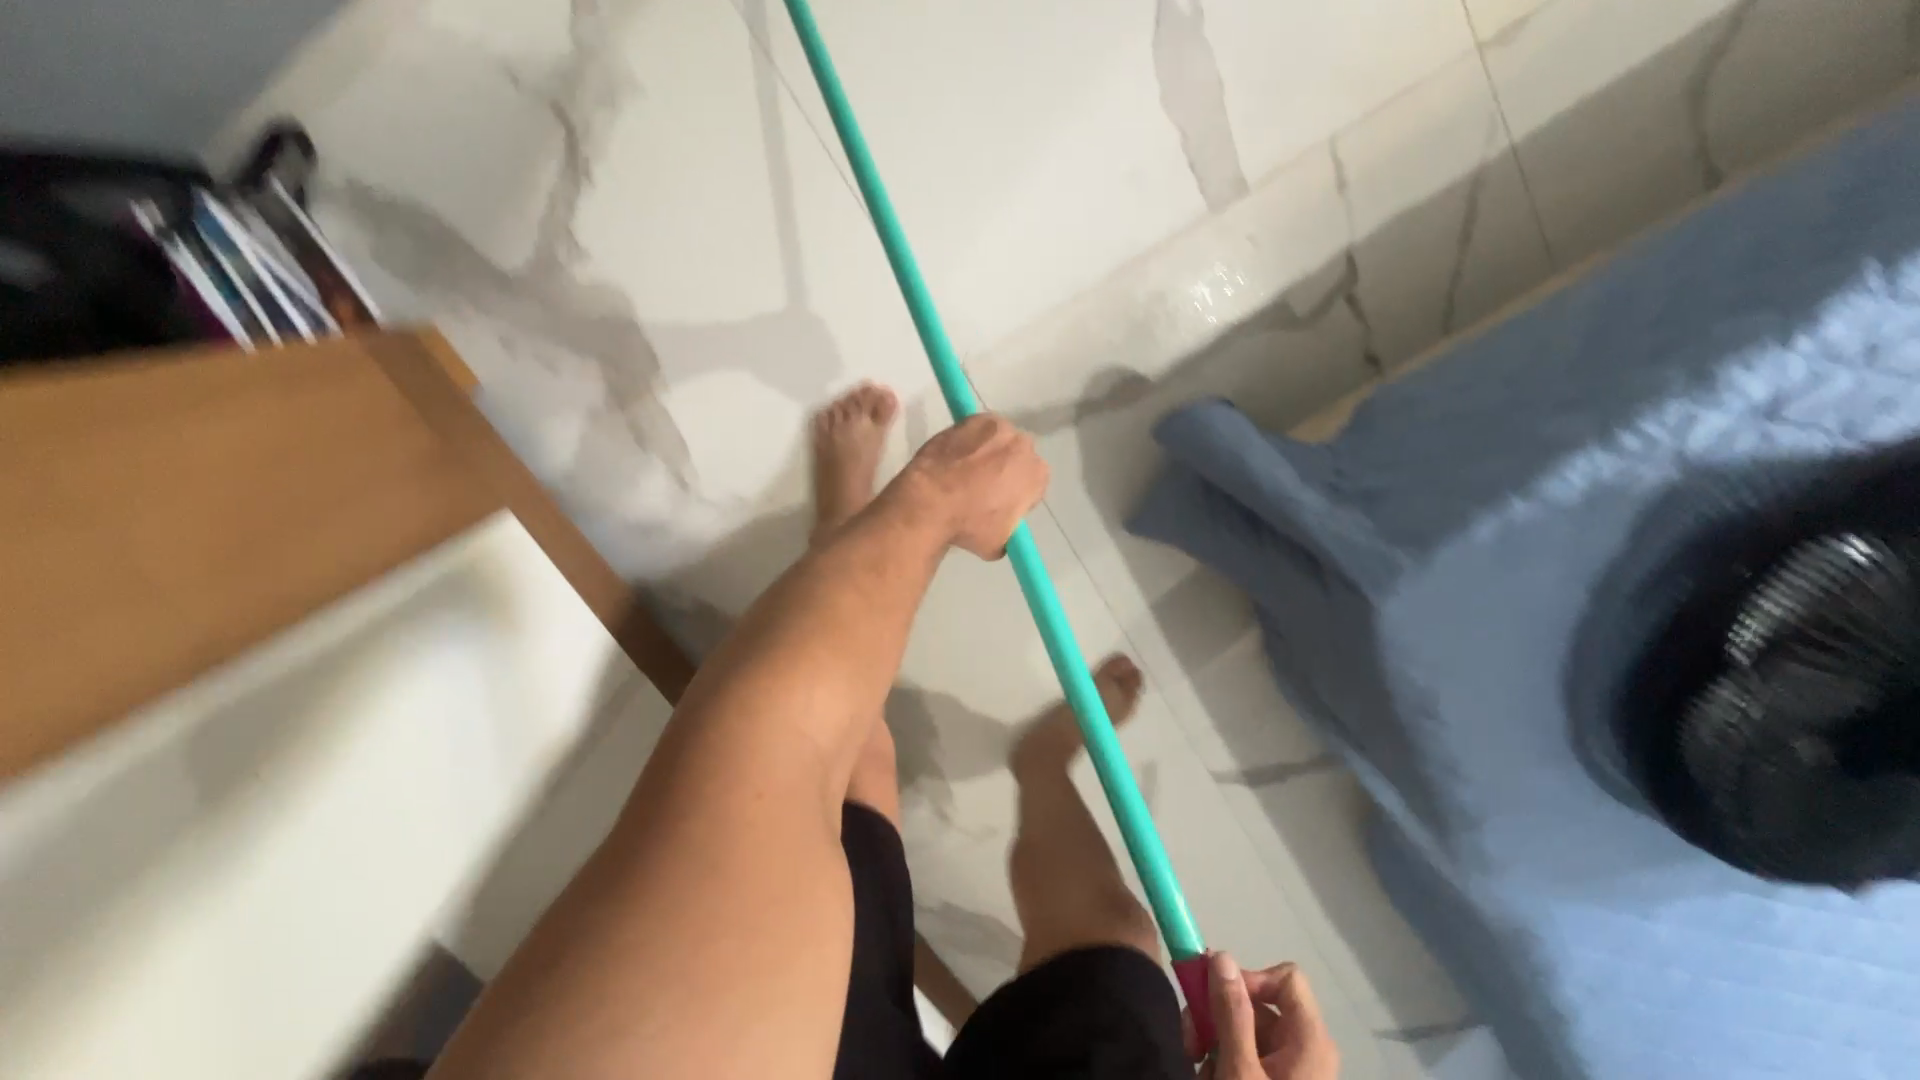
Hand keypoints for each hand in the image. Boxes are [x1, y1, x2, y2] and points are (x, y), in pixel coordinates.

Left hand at [897, 413, 1047, 558]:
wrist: (929, 501)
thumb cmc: (969, 525)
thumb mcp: (998, 543)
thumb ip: (1008, 532)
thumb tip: (1000, 534)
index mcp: (1037, 475)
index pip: (1033, 482)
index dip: (1016, 493)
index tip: (999, 503)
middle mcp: (1023, 445)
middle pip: (1017, 456)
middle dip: (1004, 468)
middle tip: (981, 486)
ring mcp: (996, 427)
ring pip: (997, 439)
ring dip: (986, 451)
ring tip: (963, 470)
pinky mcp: (970, 418)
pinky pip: (974, 430)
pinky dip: (966, 441)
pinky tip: (952, 458)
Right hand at [1185, 952, 1339, 1079]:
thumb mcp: (1240, 1069)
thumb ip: (1231, 1013)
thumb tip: (1221, 956)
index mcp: (1310, 1038)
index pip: (1285, 977)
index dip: (1249, 979)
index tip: (1215, 999)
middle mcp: (1305, 1045)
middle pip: (1256, 1004)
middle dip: (1216, 1017)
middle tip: (1189, 1042)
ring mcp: (1291, 1067)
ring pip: (1244, 1029)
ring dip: (1213, 1042)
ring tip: (1195, 1062)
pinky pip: (1246, 1054)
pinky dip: (1223, 1060)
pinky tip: (1209, 1076)